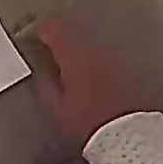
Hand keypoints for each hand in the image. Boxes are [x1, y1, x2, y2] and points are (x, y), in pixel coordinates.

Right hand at [19, 20, 147, 148]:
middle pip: (74, 35)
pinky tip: (89, 77)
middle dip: (61, 41)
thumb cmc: (86, 120)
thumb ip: (46, 84)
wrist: (126, 133)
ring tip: (70, 69)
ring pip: (90, 46)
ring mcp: (112, 58)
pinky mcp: (125, 68)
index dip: (43, 31)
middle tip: (50, 54)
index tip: (37, 37)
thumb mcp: (58, 106)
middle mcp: (94, 50)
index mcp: (74, 56)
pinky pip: (103, 58)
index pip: (55, 30)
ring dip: (79, 52)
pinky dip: (93, 62)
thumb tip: (41, 70)